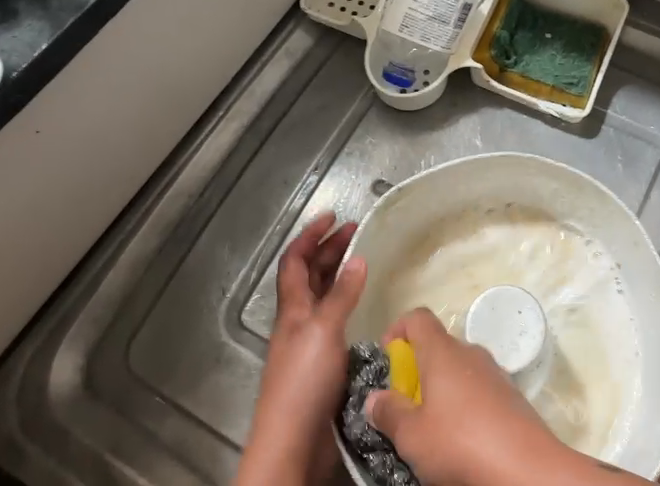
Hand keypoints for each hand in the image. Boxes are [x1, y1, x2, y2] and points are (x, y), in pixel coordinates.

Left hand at [238, 212, 363, 485]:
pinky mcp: (324, 366)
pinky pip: (336, 324)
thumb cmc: (303, 382)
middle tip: (355, 231)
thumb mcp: (323, 330)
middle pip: (309, 277)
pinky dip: (350, 307)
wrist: (294, 443)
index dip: (311, 235)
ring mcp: (309, 345)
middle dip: (329, 250)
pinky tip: (367, 310)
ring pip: (323, 299)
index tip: (332, 215)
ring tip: (363, 261)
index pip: (295, 261)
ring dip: (340, 277)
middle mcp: (298, 322)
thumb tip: (357, 258)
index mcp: (292, 309)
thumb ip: (341, 295)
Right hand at [365, 309, 649, 485]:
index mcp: (443, 352)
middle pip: (437, 347)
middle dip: (416, 372)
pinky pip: (477, 390)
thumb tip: (374, 397)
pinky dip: (462, 405)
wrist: (526, 467)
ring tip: (429, 429)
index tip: (386, 359)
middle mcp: (470, 353)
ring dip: (440, 392)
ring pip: (458, 371)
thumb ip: (389, 414)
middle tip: (403, 408)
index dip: (397, 330)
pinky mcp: (510, 396)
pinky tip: (460, 439)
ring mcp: (494, 373)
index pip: (418, 318)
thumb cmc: (460, 443)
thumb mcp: (411, 436)